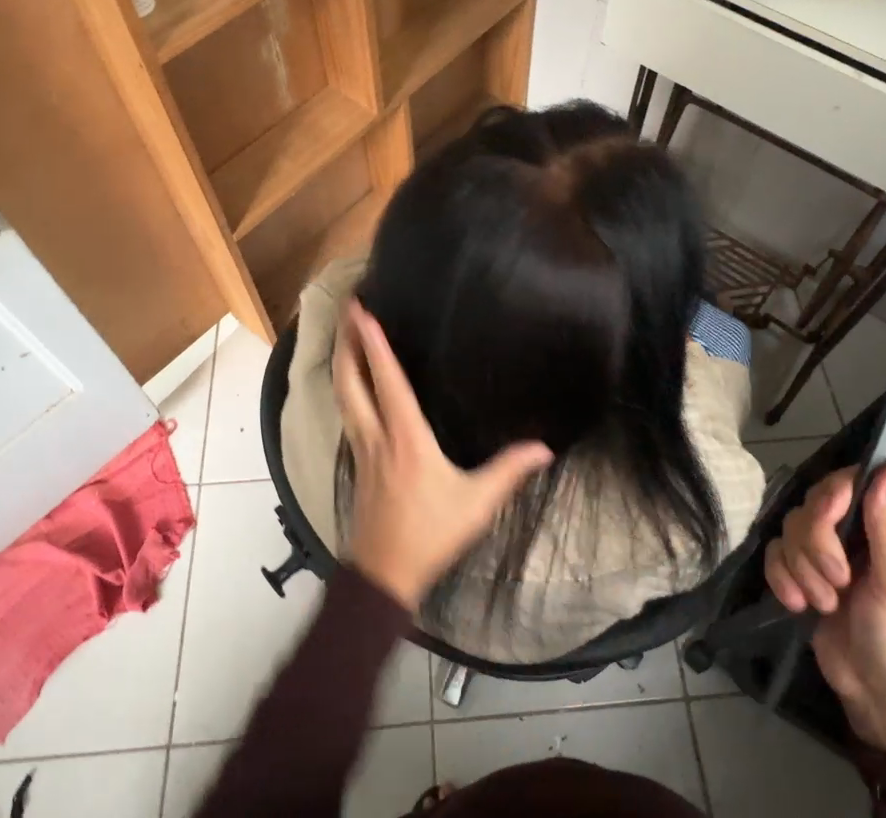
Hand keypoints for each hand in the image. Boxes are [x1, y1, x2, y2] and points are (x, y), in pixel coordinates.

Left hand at [332, 300, 552, 610]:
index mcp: (406, 438)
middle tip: (346, 311)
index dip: (376, 345)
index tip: (364, 314)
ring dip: (341, 364)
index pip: (388, 382)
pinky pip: (347, 415)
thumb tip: (544, 447)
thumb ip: (508, 471)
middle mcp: (377, 436)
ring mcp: (362, 449)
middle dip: (346, 344)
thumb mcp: (477, 503)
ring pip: (343, 397)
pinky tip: (351, 388)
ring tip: (344, 337)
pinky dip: (346, 390)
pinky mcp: (357, 463)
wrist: (383, 573)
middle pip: (350, 382)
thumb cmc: (430, 534)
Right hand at [764, 466, 885, 753]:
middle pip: (820, 500)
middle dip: (817, 539)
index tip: (831, 516)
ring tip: (824, 603)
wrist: (883, 705)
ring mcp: (834, 554)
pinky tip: (800, 606)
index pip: (865, 479)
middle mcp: (866, 533)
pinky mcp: (806, 576)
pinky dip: (782, 578)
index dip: (840, 491)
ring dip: (802, 566)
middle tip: (836, 578)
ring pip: (793, 526)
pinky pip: (777, 554)